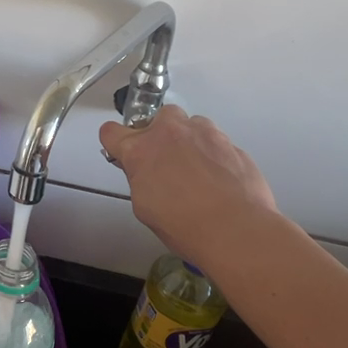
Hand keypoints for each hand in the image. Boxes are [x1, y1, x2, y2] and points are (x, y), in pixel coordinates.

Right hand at [100, 105, 280, 260]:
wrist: (236, 231)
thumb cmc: (185, 224)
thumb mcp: (143, 206)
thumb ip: (139, 178)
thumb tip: (145, 173)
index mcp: (140, 149)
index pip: (111, 132)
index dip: (116, 144)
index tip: (123, 154)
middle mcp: (170, 133)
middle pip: (159, 117)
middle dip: (160, 134)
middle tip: (165, 161)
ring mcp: (205, 134)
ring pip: (192, 125)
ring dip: (190, 141)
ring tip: (197, 171)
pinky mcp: (232, 144)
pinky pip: (217, 142)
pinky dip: (215, 156)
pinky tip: (219, 181)